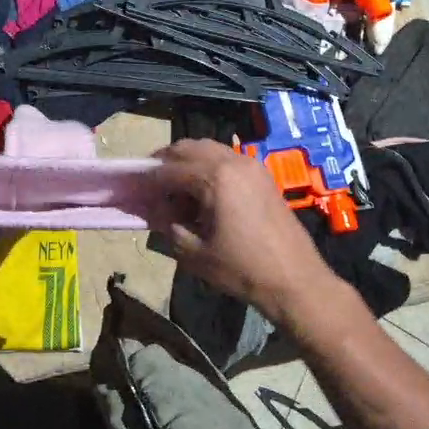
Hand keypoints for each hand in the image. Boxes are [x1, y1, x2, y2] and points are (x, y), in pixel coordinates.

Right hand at [146, 139, 336, 324]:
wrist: (295, 280)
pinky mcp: (262, 174)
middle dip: (165, 162)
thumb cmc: (242, 269)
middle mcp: (233, 161)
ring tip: (174, 187)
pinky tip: (201, 191)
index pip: (169, 169)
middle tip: (150, 184)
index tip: (133, 191)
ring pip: (208, 148)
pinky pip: (226, 158)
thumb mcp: (194, 253)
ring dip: (186, 162)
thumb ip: (169, 226)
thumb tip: (154, 211)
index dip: (147, 180)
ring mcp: (251, 165)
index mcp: (214, 177)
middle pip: (187, 148)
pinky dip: (208, 165)